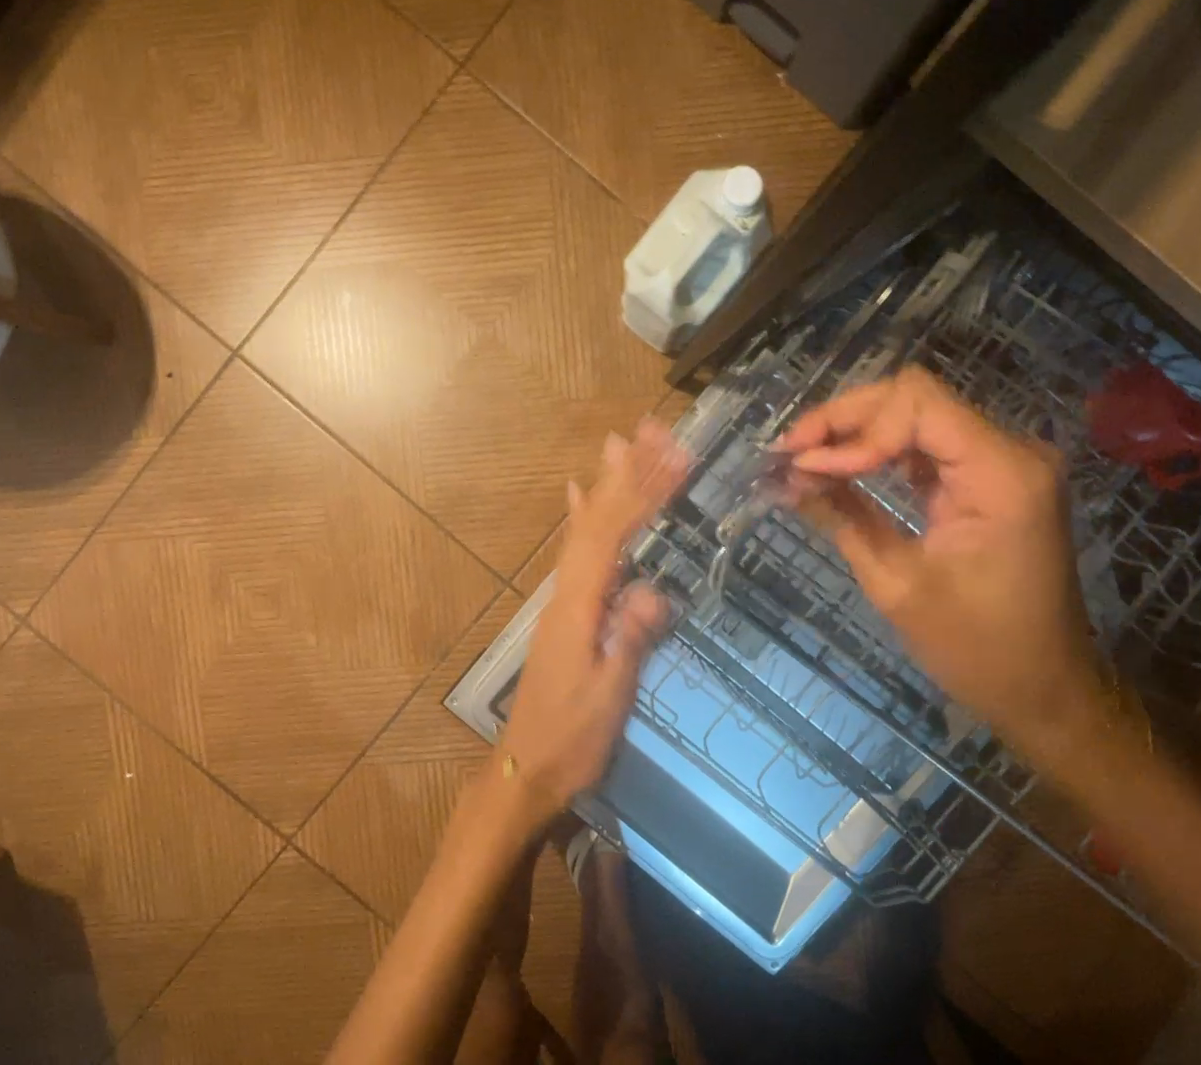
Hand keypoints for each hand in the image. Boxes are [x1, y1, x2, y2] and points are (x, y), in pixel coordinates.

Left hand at [499, 419, 688, 822]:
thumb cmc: (571, 740)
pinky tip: (578, 499)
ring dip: (607, 486)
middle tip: (650, 428)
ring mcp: (564, 603)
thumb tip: (653, 590)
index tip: (674, 454)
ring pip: (586, 531)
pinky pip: (576, 554)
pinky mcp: (567, 616)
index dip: (643, 492)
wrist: (527, 772)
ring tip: (618, 444)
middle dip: (627, 475)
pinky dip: (582, 520)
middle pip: (598, 521)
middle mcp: (566, 593)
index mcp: (578, 607)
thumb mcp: (607, 697)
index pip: (614, 535)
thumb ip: (628, 643)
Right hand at [780, 367, 1107, 751]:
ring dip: (855, 436)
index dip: (851, 429)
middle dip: (844, 422)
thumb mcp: (896, 584)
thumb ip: (842, 517)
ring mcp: (1003, 464)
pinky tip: (836, 472)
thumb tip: (783, 479)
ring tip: (800, 461)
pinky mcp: (989, 482)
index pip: (915, 404)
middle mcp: (1010, 452)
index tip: (803, 467)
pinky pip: (926, 448)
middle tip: (786, 452)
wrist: (1044, 690)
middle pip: (913, 399)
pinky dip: (878, 456)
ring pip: (915, 417)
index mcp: (1000, 473)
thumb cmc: (975, 648)